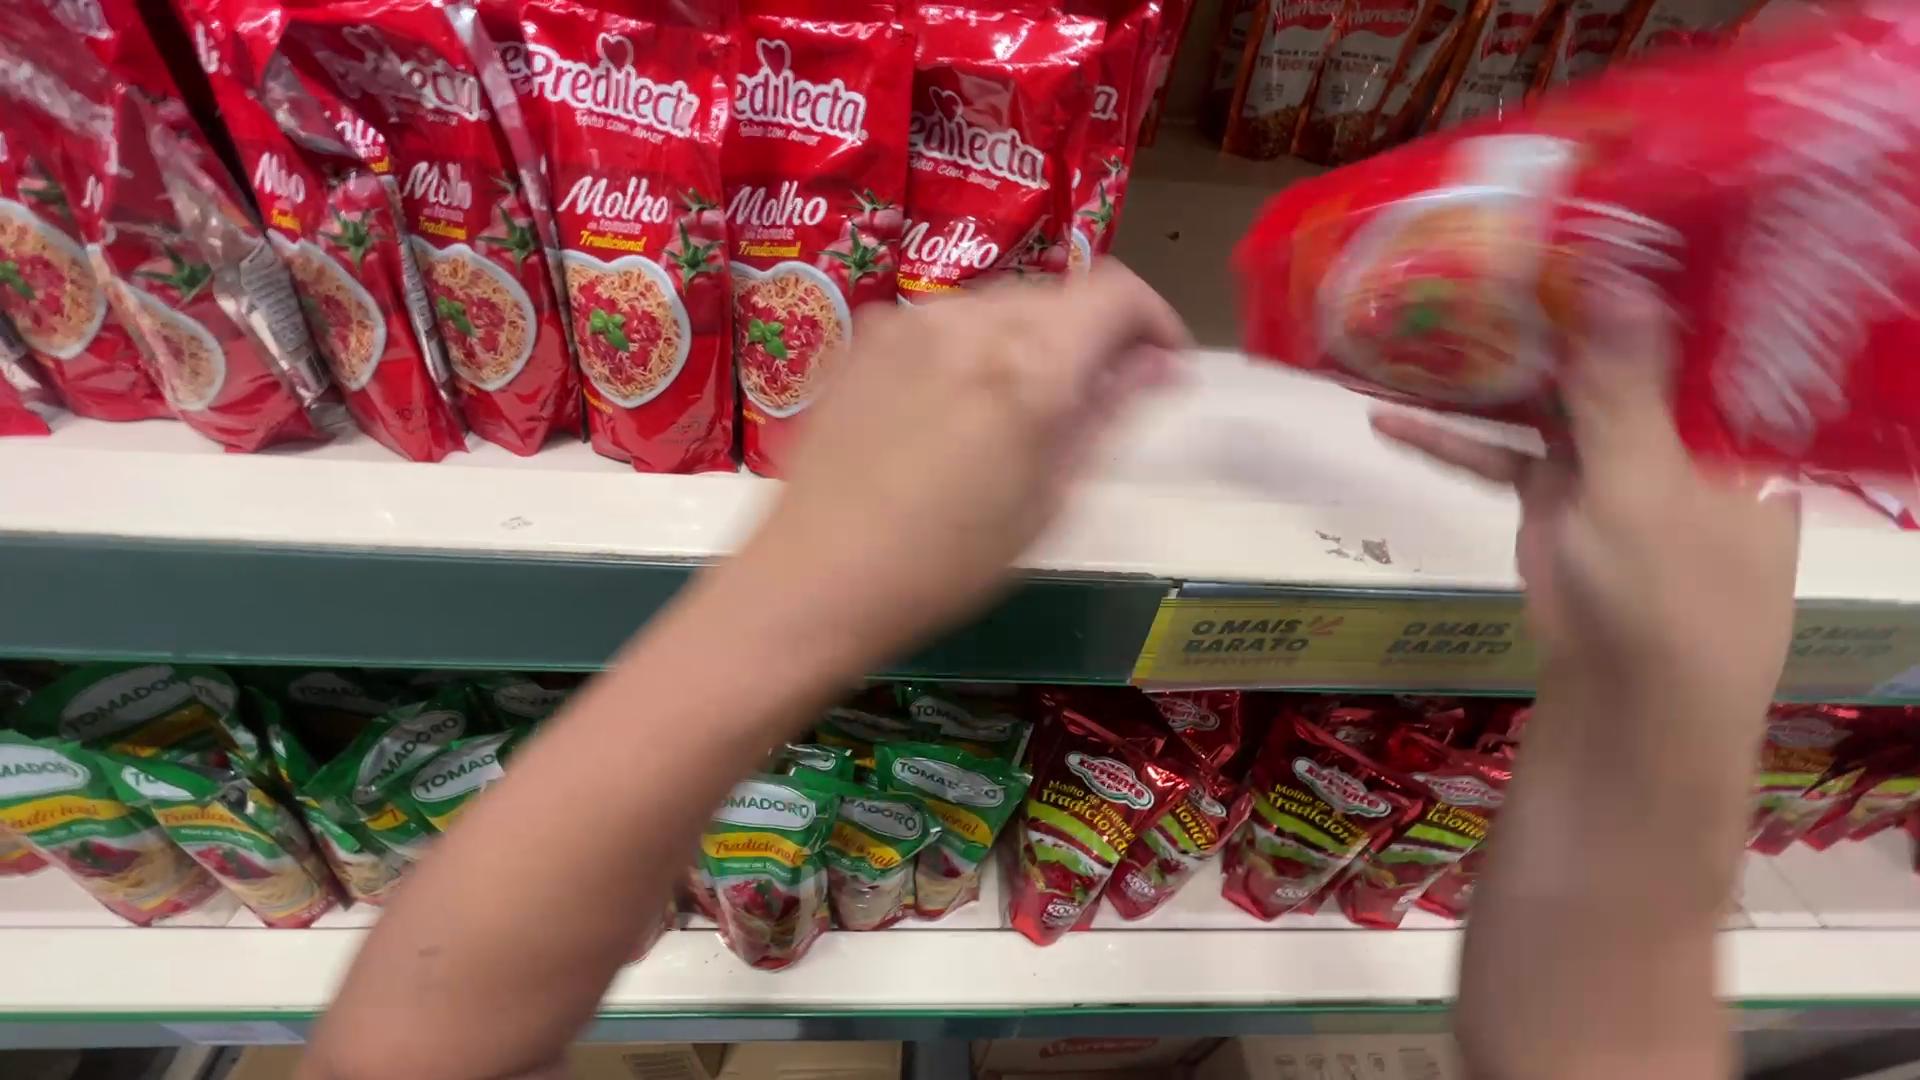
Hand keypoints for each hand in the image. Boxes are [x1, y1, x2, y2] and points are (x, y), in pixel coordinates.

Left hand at [736, 262, 1187, 661]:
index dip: (1153, 322)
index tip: (1160, 369)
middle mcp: (969, 319)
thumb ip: (1104, 418)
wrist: (815, 579)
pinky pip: (944, 323)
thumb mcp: (1047, 503)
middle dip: (1091, 338)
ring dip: (1031, 342)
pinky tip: (955, 408)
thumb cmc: (945, 566)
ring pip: (999, 306)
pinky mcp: (865, 338)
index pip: (1116, 291)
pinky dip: (974, 350)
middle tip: (1092, 402)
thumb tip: (1156, 366)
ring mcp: (908, 321)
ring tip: (1019, 411)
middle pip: (1057, 296)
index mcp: (1029, 362)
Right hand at [1371, 282, 1799, 708]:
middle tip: (1479, 271)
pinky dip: (1449, 444)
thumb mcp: (1640, 480)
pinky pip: (1498, 458)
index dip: (1632, 284)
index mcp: (1724, 420)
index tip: (1578, 235)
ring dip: (1476, 385)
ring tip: (1415, 338)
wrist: (1624, 688)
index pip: (1681, 331)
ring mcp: (1603, 467)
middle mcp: (1667, 432)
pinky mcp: (1549, 498)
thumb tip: (1614, 280)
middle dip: (1537, 326)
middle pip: (1597, 363)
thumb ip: (1620, 384)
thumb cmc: (1662, 585)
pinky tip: (1392, 422)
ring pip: (1536, 409)